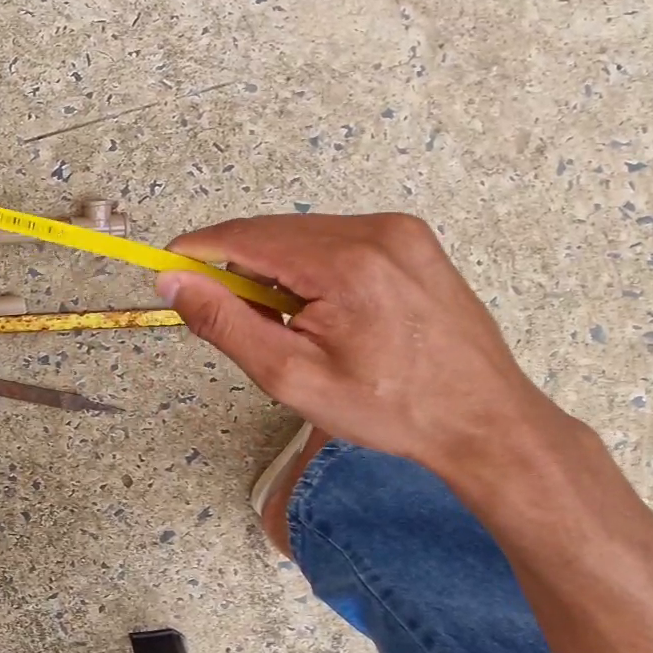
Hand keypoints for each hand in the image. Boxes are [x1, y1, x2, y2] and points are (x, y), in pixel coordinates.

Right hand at [155, 213, 578, 484]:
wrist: (487, 421)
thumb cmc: (387, 408)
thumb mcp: (288, 376)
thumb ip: (223, 321)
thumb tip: (171, 280)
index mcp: (344, 263)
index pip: (242, 237)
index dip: (195, 251)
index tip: (164, 271)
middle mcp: (374, 231)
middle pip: (269, 232)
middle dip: (234, 267)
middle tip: (231, 318)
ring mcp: (398, 231)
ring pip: (298, 235)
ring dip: (270, 268)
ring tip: (283, 322)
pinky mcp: (410, 240)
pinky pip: (330, 239)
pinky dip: (304, 266)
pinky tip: (315, 308)